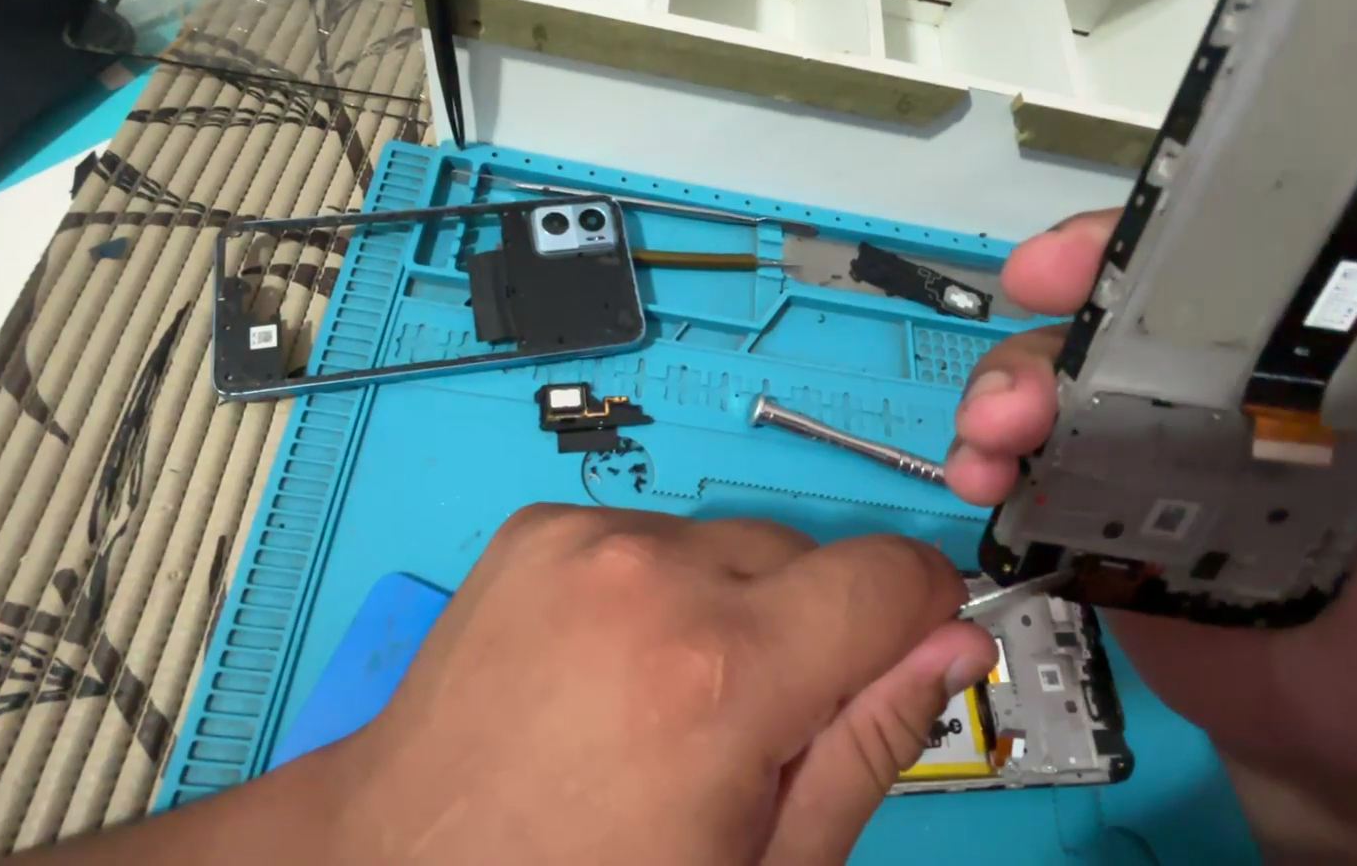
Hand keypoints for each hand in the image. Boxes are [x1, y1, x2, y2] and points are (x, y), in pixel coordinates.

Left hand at [315, 506, 995, 863]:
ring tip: (665, 685)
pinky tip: (610, 654)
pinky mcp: (539, 525)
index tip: (905, 644)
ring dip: (727, 599)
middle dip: (808, 621)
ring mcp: (587, 538)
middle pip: (805, 553)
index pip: (889, 575)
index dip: (918, 609)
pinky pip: (649, 534)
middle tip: (749, 710)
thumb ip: (871, 740)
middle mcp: (654, 576)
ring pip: (725, 541)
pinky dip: (654, 583)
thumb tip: (950, 643)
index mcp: (723, 673)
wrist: (406, 863)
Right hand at [945, 210, 1356, 799]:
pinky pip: (1018, 469)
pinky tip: (977, 483)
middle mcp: (1218, 386)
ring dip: (1002, 391)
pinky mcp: (1082, 509)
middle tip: (1022, 340)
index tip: (1085, 250)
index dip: (1159, 239)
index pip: (1240, 267)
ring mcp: (1135, 446)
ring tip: (989, 438)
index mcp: (1329, 360)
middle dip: (1057, 317)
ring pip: (1049, 383)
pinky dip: (984, 464)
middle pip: (1115, 318)